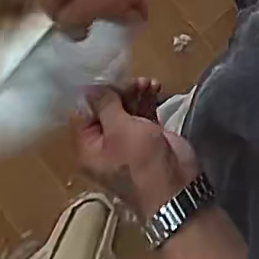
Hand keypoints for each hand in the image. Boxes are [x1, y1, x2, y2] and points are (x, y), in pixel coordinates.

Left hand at [71, 80, 197, 216]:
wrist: (174, 186)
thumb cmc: (140, 160)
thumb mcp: (119, 130)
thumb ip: (106, 105)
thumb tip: (90, 88)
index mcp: (88, 147)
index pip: (83, 113)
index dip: (94, 92)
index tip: (107, 72)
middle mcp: (105, 142)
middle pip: (106, 108)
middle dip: (120, 90)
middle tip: (134, 79)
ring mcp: (128, 139)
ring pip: (127, 108)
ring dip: (136, 92)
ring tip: (149, 82)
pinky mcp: (148, 135)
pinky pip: (143, 111)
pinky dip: (148, 99)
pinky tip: (156, 87)